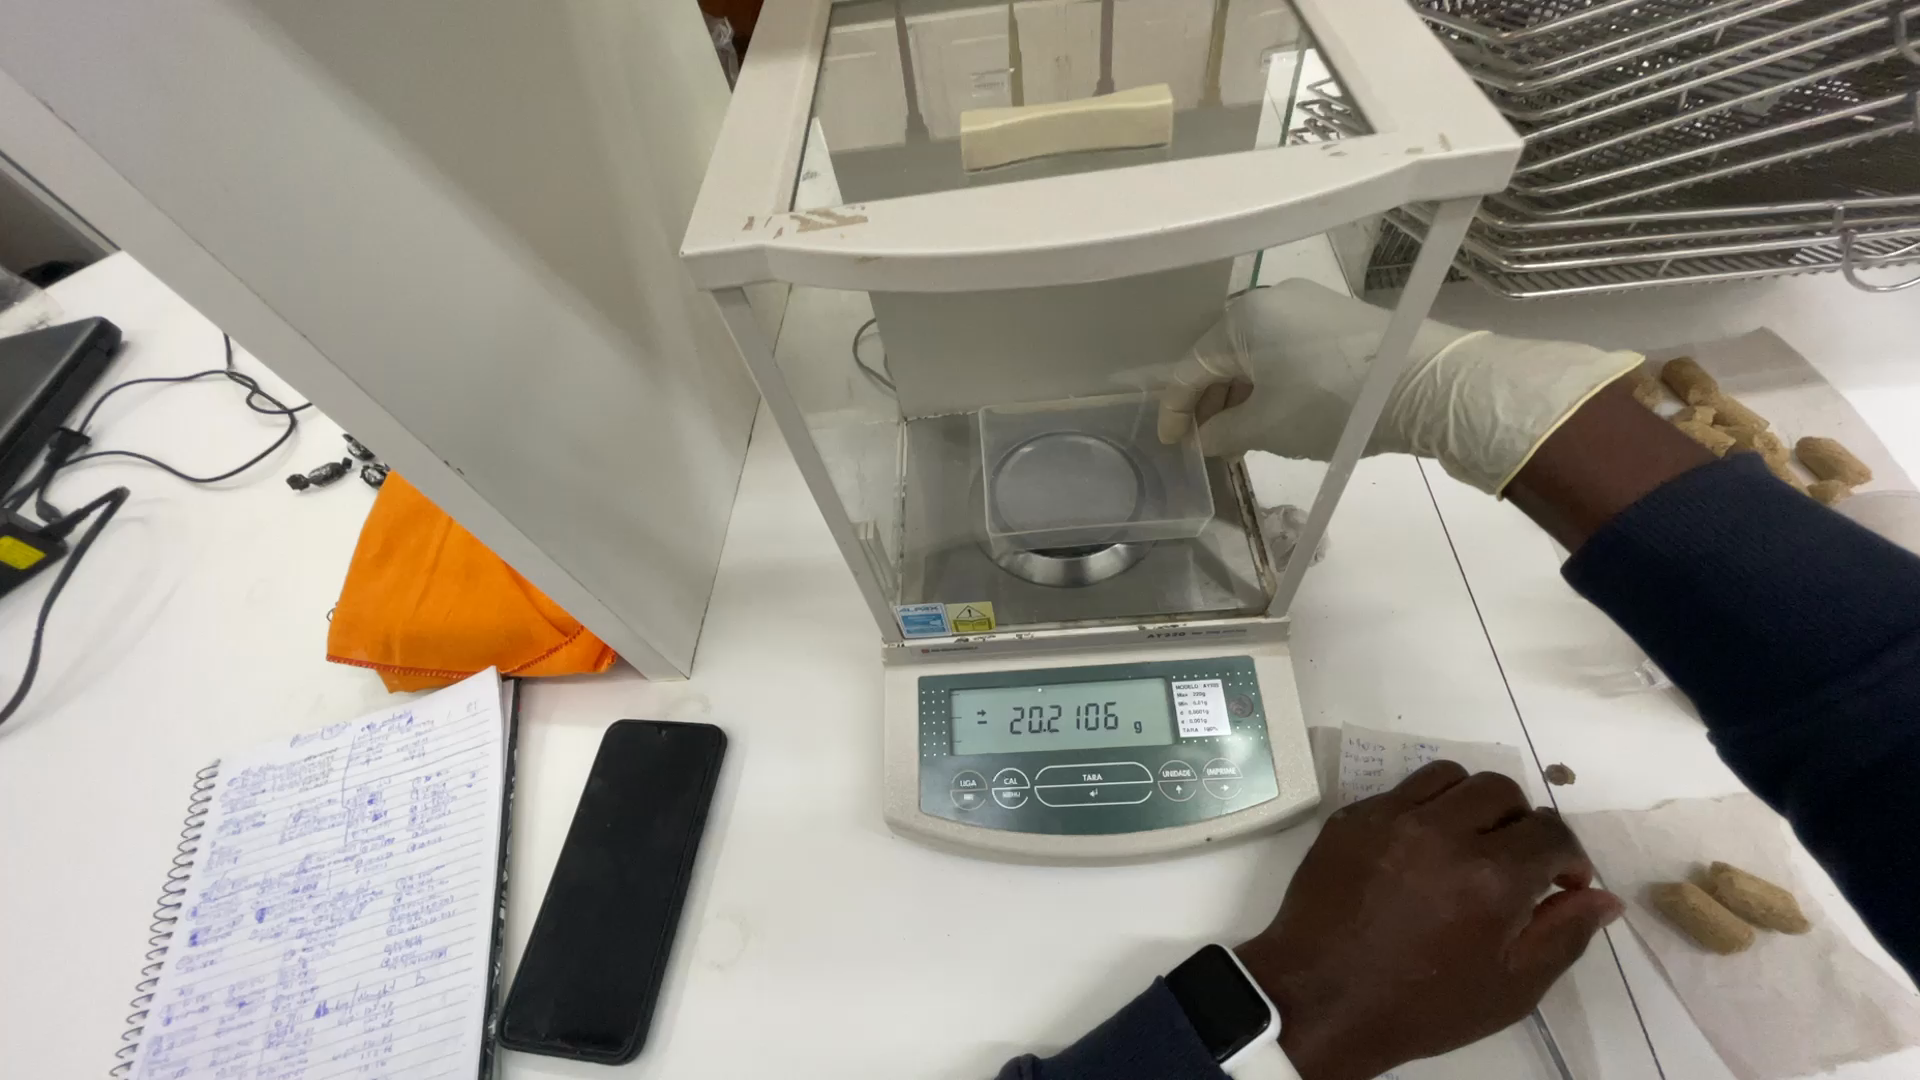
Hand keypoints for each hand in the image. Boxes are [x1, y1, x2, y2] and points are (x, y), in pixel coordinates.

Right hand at [1156, 280, 1640, 493]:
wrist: (1429, 384)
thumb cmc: (1328, 403)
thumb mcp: (1263, 427)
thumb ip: (1220, 433)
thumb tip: (1201, 439)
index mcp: (1241, 319)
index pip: (1189, 369)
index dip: (1175, 411)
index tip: (1171, 444)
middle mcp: (1268, 301)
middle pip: (1219, 358)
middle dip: (1206, 404)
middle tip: (1203, 443)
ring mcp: (1304, 306)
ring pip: (1250, 356)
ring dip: (1236, 397)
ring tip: (1234, 436)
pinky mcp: (1333, 320)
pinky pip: (1279, 352)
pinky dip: (1265, 384)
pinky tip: (1267, 414)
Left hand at [1236, 761, 1622, 1079]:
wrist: (1324, 992)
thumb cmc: (1424, 1003)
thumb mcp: (1512, 985)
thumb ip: (1563, 932)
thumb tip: (1601, 895)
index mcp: (1488, 874)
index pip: (1550, 830)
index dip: (1568, 855)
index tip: (1560, 881)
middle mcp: (1437, 830)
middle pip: (1497, 788)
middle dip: (1520, 820)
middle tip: (1514, 860)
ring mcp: (1385, 816)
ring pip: (1444, 776)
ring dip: (1469, 802)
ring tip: (1467, 844)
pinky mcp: (1349, 816)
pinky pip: (1397, 792)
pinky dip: (1421, 809)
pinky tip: (1418, 850)